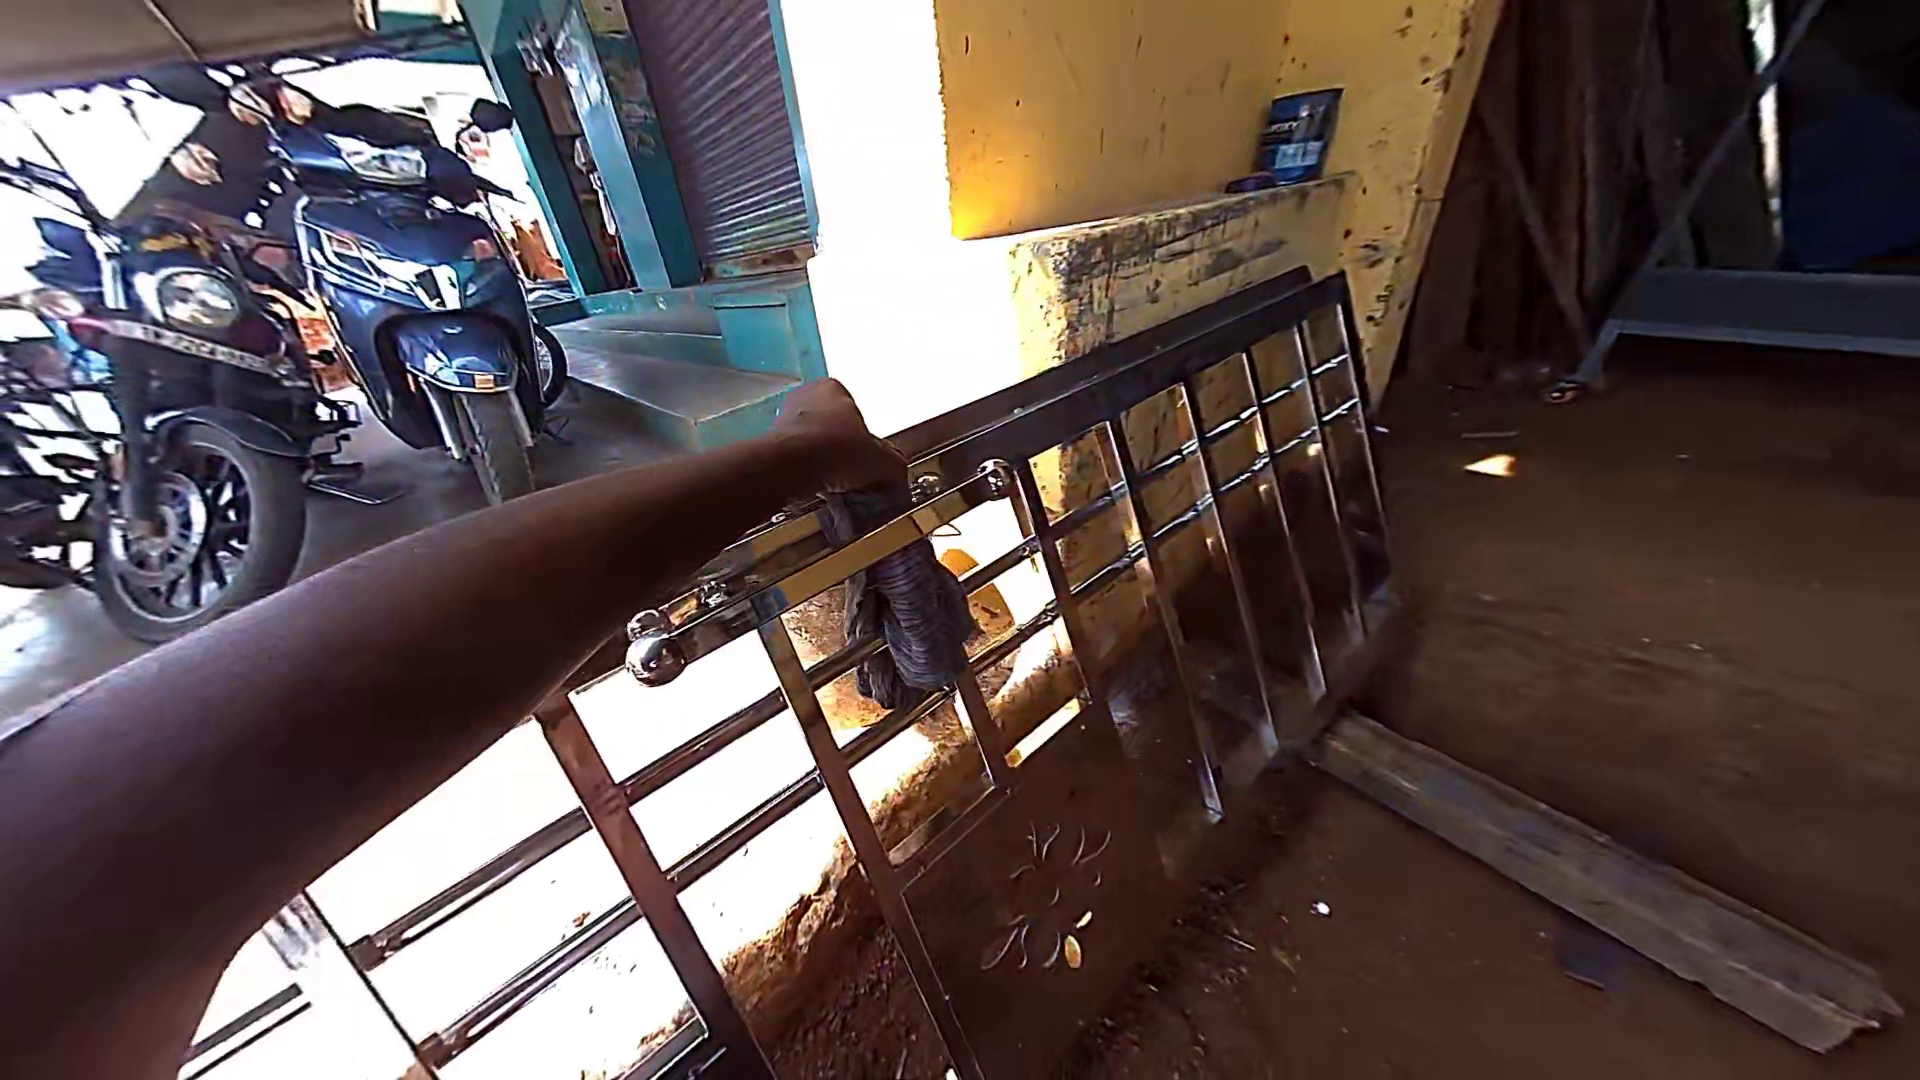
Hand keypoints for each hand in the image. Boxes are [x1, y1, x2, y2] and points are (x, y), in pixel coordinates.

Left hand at [774, 379, 904, 491]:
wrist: (792, 468)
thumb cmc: (836, 450)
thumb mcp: (882, 461)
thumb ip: (894, 465)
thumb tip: (897, 474)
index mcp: (833, 388)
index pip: (855, 411)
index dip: (864, 437)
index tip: (867, 456)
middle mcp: (804, 397)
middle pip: (831, 426)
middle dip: (840, 447)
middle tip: (852, 470)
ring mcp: (782, 419)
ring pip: (810, 442)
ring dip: (821, 460)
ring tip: (834, 481)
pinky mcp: (769, 444)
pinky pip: (794, 458)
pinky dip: (804, 471)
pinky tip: (814, 484)